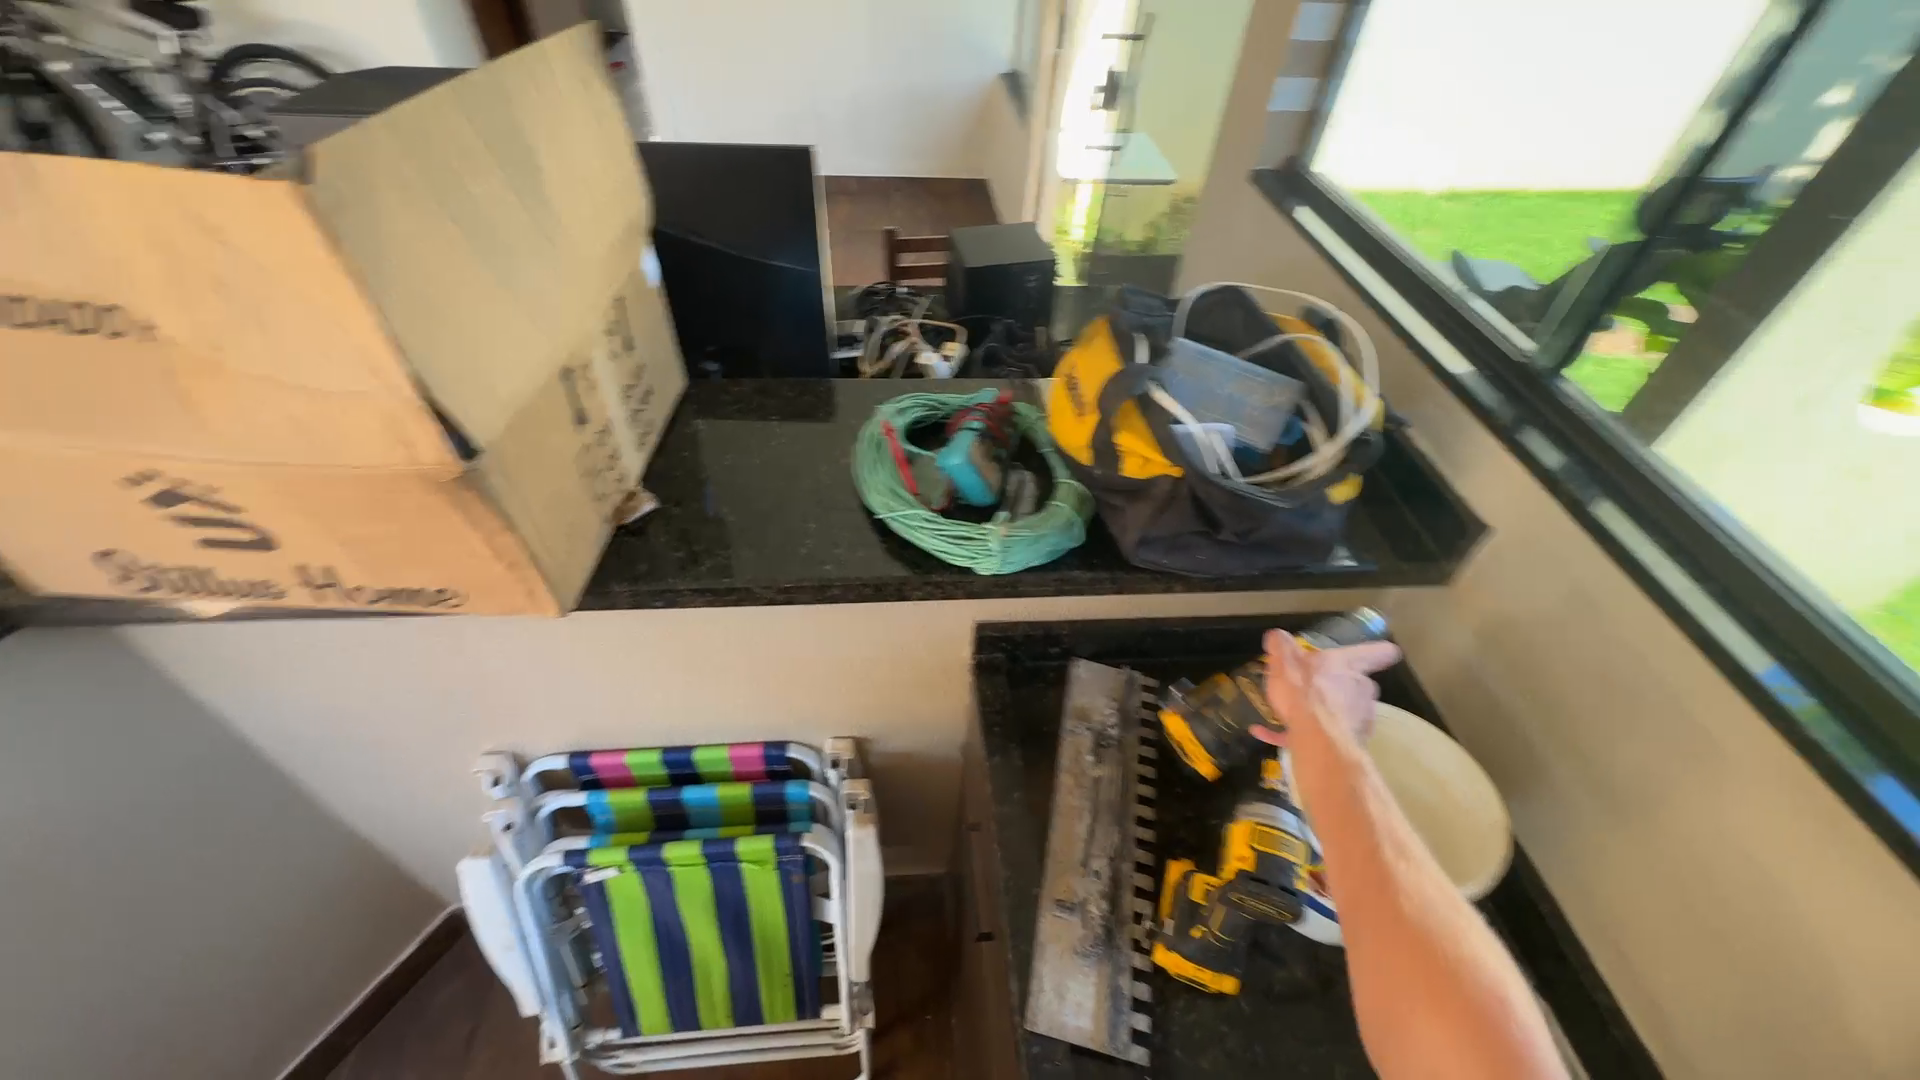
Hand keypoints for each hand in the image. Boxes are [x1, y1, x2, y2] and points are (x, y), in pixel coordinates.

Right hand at [1253, 629, 1402, 746]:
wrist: (1317, 739)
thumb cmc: (1304, 691)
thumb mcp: (1284, 659)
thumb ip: (1281, 645)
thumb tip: (1277, 637)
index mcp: (1349, 666)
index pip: (1377, 653)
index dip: (1380, 652)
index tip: (1386, 652)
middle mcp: (1362, 691)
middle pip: (1359, 684)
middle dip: (1339, 687)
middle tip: (1312, 689)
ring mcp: (1360, 720)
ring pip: (1344, 713)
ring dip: (1323, 713)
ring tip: (1291, 715)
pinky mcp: (1349, 743)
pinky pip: (1324, 735)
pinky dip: (1300, 733)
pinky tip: (1270, 733)